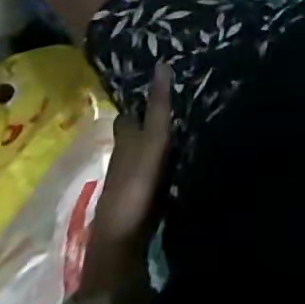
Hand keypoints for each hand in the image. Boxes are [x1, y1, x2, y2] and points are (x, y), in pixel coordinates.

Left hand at [80, 64, 173, 297]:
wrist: (123, 240)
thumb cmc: (137, 181)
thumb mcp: (153, 138)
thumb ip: (158, 106)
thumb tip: (162, 63)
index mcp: (124, 138)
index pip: (128, 115)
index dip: (139, 104)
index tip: (157, 92)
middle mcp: (122, 157)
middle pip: (134, 137)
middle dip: (148, 127)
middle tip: (176, 114)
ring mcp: (128, 182)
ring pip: (141, 158)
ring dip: (155, 149)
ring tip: (182, 139)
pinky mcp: (138, 204)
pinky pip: (151, 179)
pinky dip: (161, 172)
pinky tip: (177, 172)